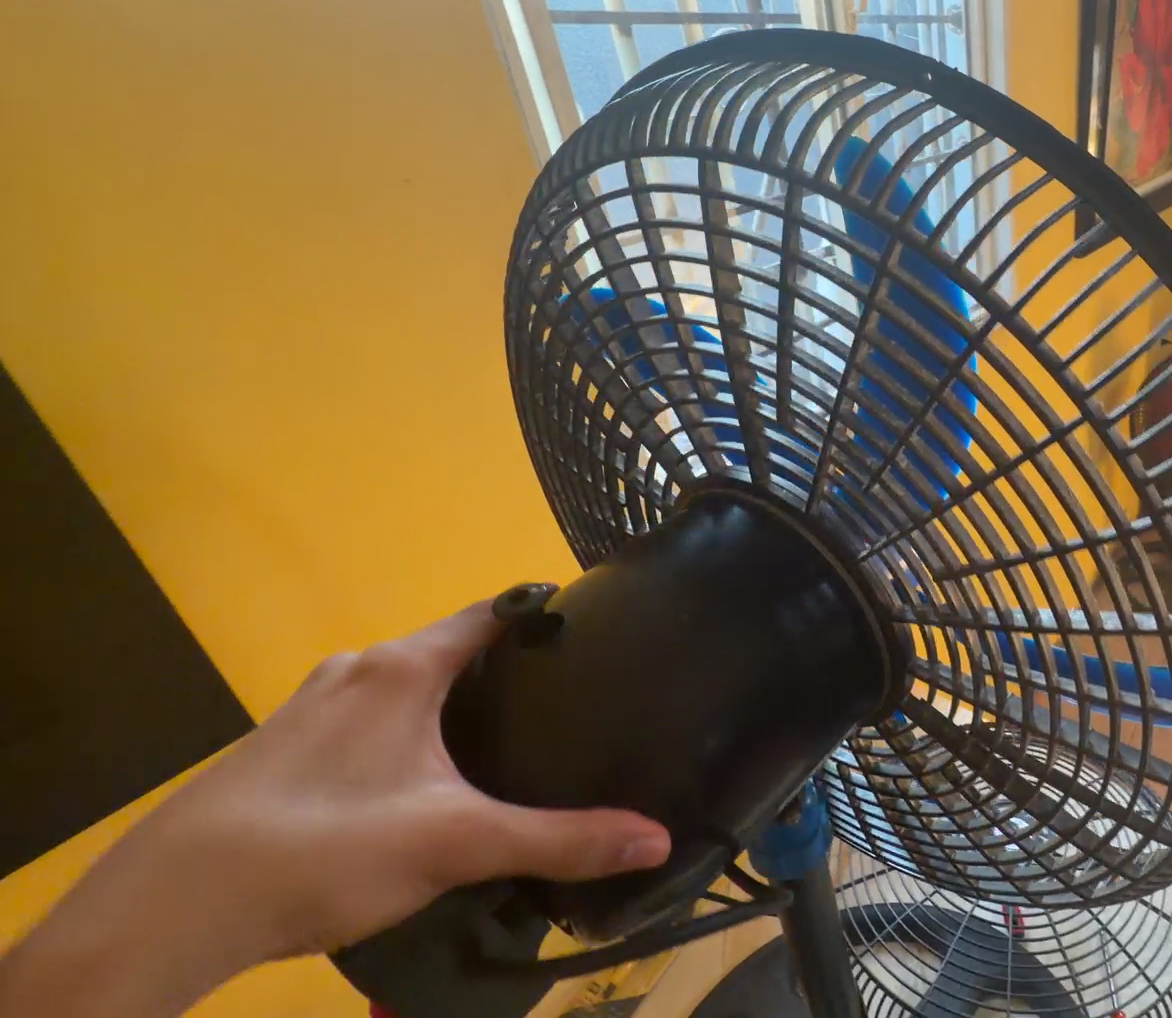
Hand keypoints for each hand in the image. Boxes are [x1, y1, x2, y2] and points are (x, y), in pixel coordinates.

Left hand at [0, 602, 670, 1017]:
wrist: (155, 918)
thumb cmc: (321, 850)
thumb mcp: (457, 845)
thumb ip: (561, 839)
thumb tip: (658, 839)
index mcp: (403, 669)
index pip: (493, 611)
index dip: (546, 612)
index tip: (595, 632)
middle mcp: (357, 670)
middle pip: (453, 646)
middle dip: (508, 664)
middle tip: (566, 697)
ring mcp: (309, 707)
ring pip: (406, 683)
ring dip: (454, 696)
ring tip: (507, 735)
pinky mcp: (278, 747)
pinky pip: (368, 713)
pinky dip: (409, 724)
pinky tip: (420, 778)